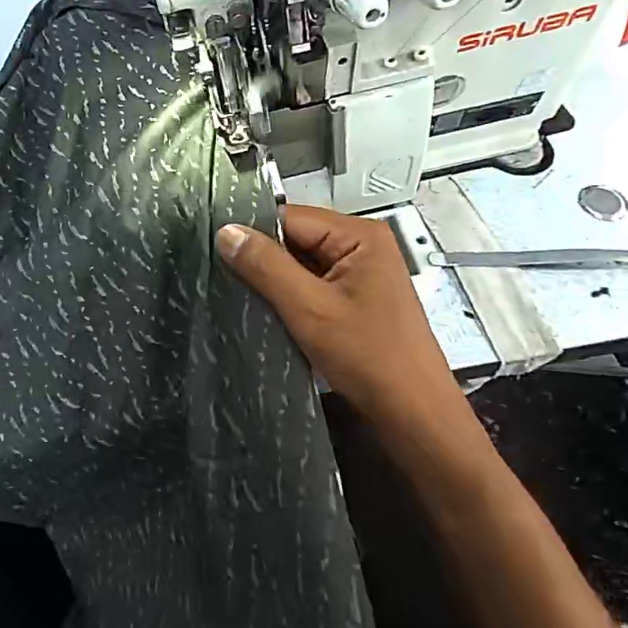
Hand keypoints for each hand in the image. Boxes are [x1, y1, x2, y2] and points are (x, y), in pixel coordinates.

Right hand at [217, 206, 464, 428]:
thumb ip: (267, 267)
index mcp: (361, 235)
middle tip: (225, 280)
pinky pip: (315, 286)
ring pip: (303, 265)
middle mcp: (364, 246)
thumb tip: (228, 233)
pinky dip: (294, 299)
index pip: (292, 217)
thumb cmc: (370, 357)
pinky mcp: (357, 299)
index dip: (254, 234)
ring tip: (247, 300)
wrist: (412, 410)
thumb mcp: (310, 308)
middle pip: (298, 239)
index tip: (216, 251)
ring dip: (278, 283)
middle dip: (265, 261)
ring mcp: (362, 274)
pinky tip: (273, 314)